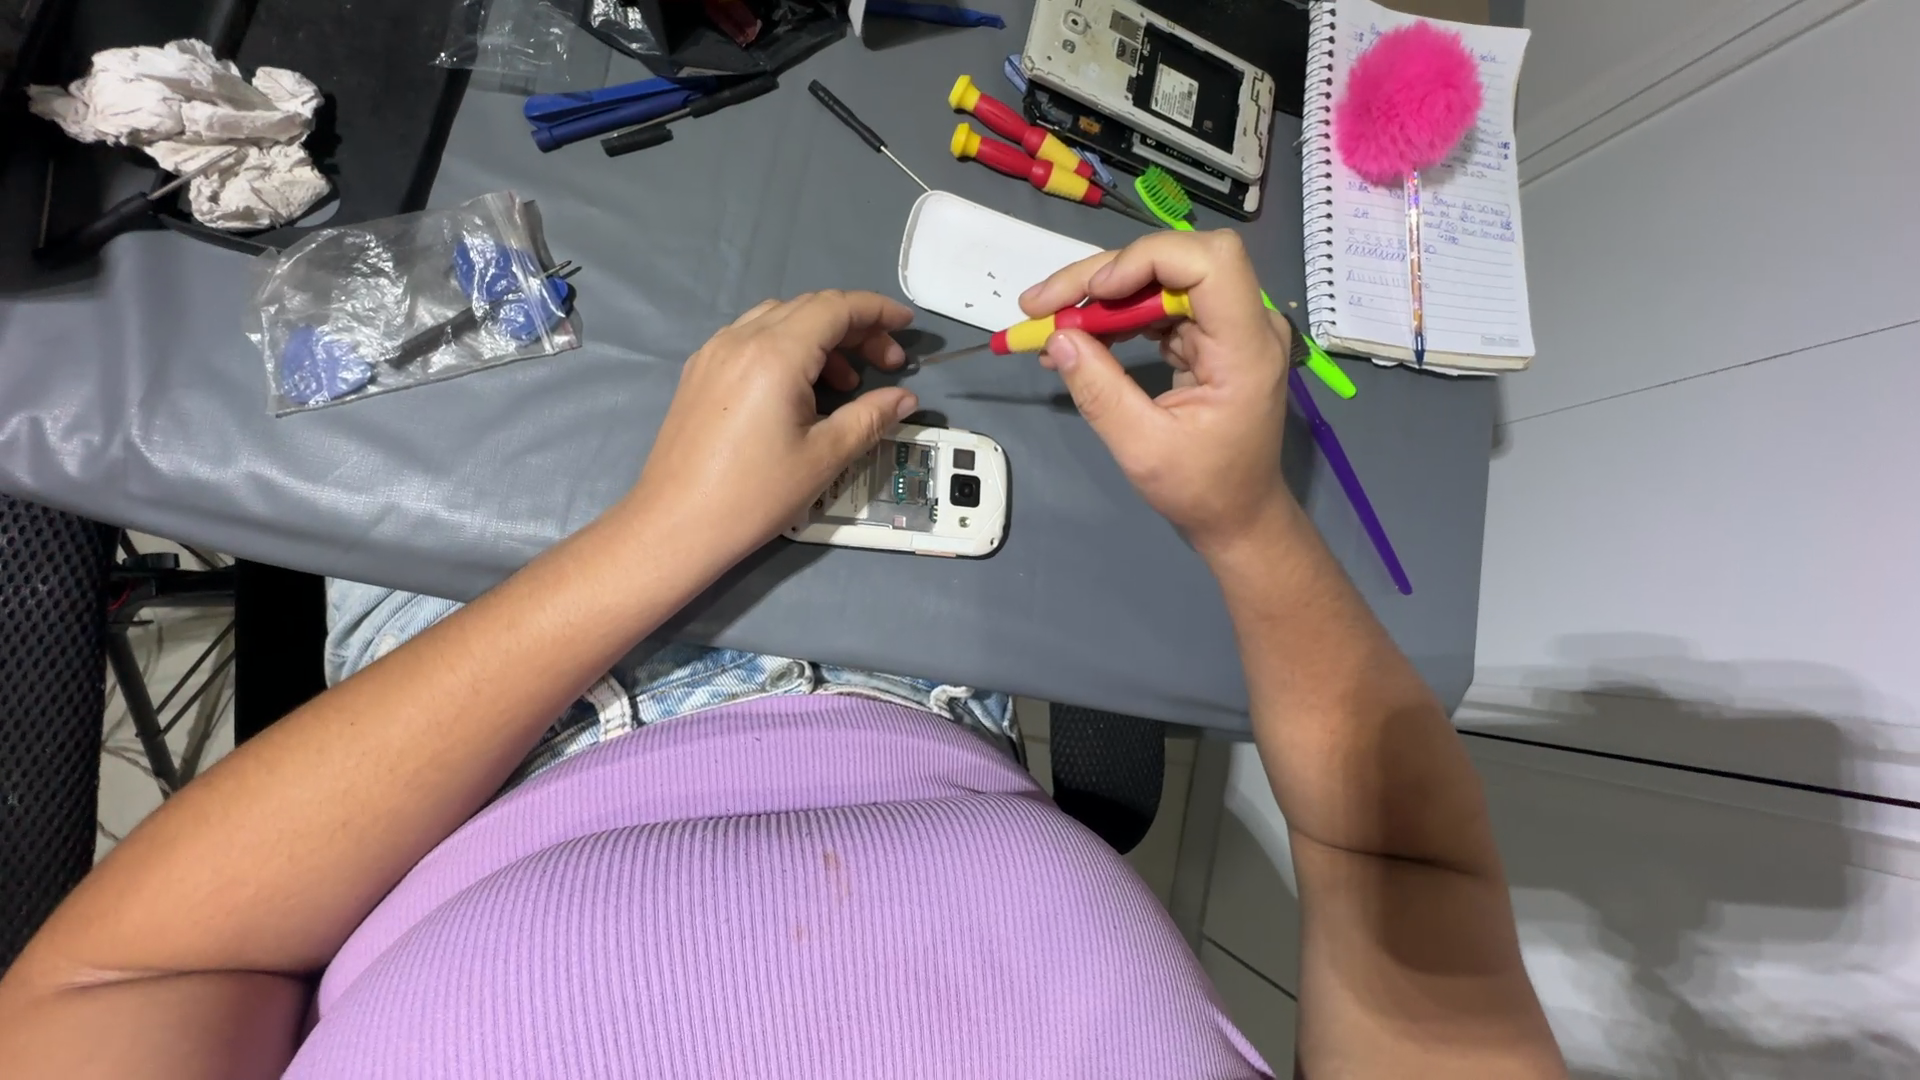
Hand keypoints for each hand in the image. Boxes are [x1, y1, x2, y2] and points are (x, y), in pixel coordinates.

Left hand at [621, 290, 917, 567]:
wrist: (677, 524)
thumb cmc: (756, 494)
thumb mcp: (825, 457)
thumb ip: (870, 418)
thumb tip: (905, 398)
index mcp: (776, 353)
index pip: (836, 308)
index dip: (877, 311)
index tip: (906, 326)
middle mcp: (742, 339)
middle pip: (809, 309)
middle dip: (855, 328)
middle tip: (887, 364)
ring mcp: (715, 352)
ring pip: (779, 319)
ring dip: (822, 338)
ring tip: (846, 384)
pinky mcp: (700, 372)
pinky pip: (753, 338)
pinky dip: (788, 348)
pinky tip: (800, 389)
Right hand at [1019, 230, 1293, 553]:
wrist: (1236, 515)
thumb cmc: (1200, 490)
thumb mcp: (1142, 448)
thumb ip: (1099, 391)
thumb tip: (1056, 338)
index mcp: (1245, 348)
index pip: (1209, 262)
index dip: (1147, 260)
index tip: (1093, 293)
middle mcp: (1245, 323)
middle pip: (1174, 264)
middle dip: (1102, 277)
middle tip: (1038, 305)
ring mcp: (1227, 327)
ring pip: (1158, 280)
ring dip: (1099, 297)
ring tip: (1044, 322)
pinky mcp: (1208, 337)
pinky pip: (1156, 307)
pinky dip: (1113, 317)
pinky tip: (1075, 338)